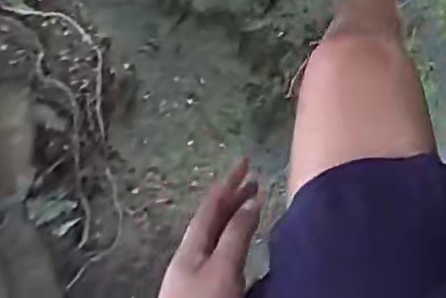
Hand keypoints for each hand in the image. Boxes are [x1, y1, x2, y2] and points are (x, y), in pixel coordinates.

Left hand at [159, 160, 263, 297]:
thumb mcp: (223, 268)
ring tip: (254, 205)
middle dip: (234, 197)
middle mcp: (190, 260)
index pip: (210, 205)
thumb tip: (253, 200)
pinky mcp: (202, 295)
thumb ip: (237, 233)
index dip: (229, 181)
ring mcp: (193, 279)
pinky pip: (220, 254)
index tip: (246, 160)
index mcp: (190, 249)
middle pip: (212, 220)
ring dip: (235, 218)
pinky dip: (235, 239)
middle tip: (256, 179)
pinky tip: (244, 245)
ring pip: (216, 238)